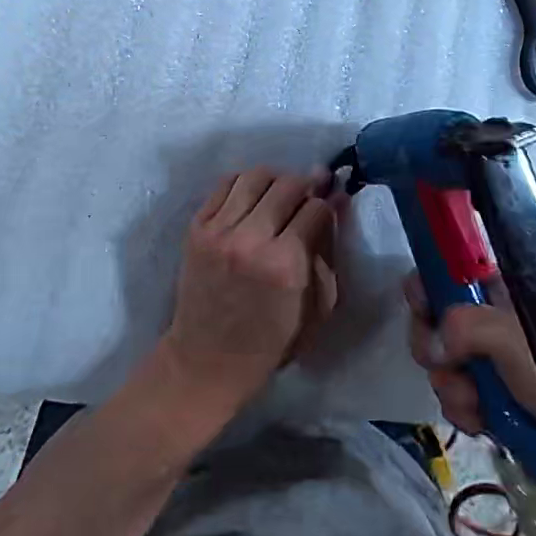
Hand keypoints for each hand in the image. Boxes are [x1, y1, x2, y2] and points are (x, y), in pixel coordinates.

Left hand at [162, 168, 338, 409]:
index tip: (329, 208)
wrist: (208, 360)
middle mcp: (251, 240)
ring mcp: (219, 231)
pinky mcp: (196, 228)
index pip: (316, 208)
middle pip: (288, 184)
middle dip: (306, 186)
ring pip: (256, 175)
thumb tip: (338, 199)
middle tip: (310, 195)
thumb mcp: (319, 304)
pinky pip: (225, 184)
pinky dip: (245, 184)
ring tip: (280, 195)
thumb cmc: (273, 340)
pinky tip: (253, 199)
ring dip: (276, 180)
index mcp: (286, 263)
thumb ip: (329, 248)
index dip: (328, 205)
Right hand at [403, 273, 535, 435]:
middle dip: (433, 350)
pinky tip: (482, 421)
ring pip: (439, 363)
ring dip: (452, 388)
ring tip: (478, 404)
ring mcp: (484, 360)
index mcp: (498, 292)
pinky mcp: (485, 396)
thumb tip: (432, 345)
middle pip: (432, 321)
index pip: (448, 273)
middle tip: (450, 366)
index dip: (427, 286)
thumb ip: (466, 327)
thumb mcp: (512, 338)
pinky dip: (462, 410)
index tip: (422, 308)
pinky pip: (452, 396)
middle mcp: (486, 321)